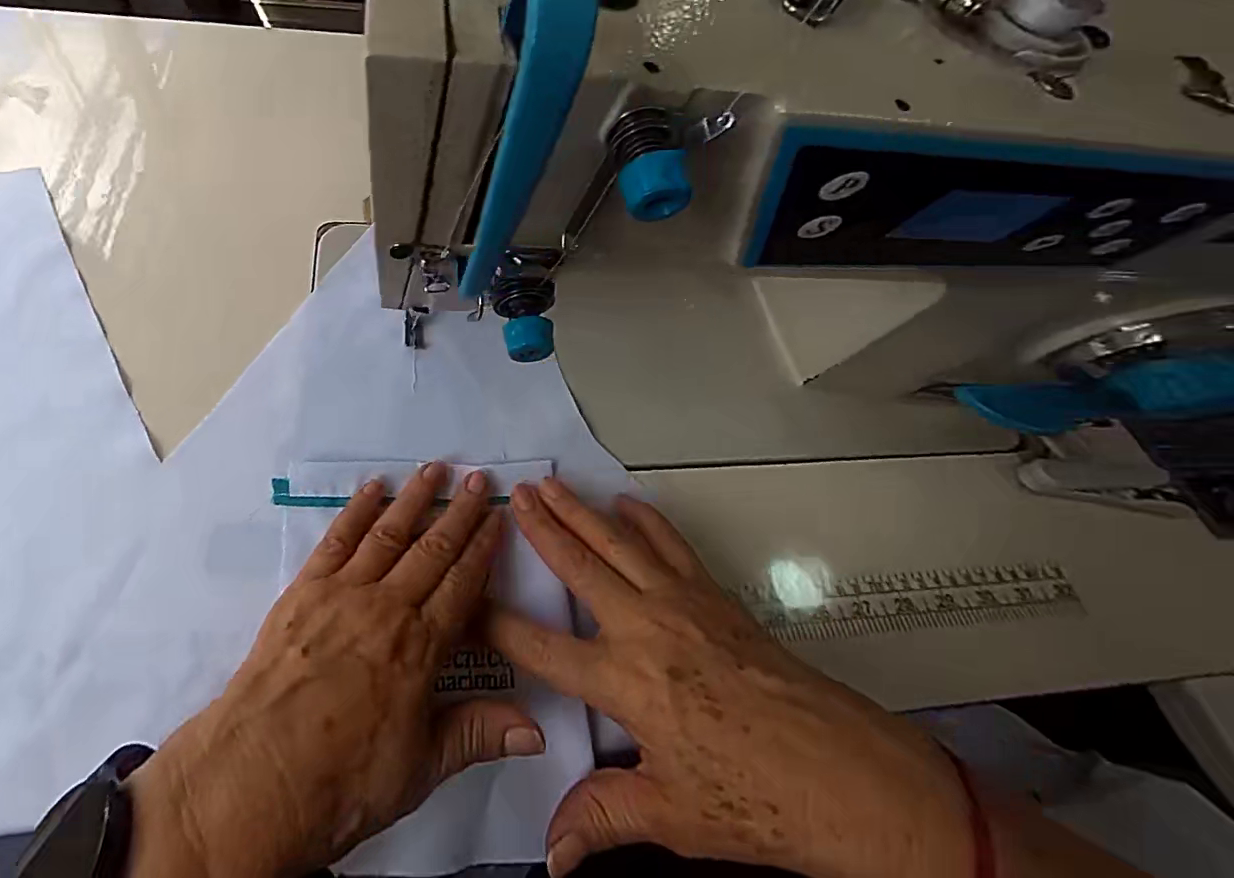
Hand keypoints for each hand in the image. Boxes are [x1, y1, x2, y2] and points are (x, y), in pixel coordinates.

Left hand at [125, 462, 546, 877]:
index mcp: (420, 649)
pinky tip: (372, 489)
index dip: (483, 551)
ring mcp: (342, 593)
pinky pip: (336, 540)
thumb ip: (475, 735)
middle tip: (476, 479)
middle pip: (431, 551)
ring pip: (387, 535)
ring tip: (432, 470)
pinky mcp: (304, 590)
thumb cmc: (343, 779)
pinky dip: (356, 511)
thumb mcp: (420, 768)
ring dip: (412, 499)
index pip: (462, 587)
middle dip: (457, 514)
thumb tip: (536, 728)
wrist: (261, 770)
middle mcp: (385, 609)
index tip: (497, 519)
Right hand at [488, 479, 972, 877]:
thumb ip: (602, 818)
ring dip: (580, 512)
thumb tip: (551, 855)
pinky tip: (627, 503)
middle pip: (577, 567)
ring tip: (552, 485)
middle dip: (540, 529)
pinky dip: (647, 521)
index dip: (491, 619)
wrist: (863, 785)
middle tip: (514, 495)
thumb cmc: (762, 803)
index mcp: (621, 682)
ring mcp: (682, 607)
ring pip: (617, 545)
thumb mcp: (673, 816)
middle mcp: (643, 631)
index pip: (535, 643)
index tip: (463, 594)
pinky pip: (673, 548)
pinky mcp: (717, 600)